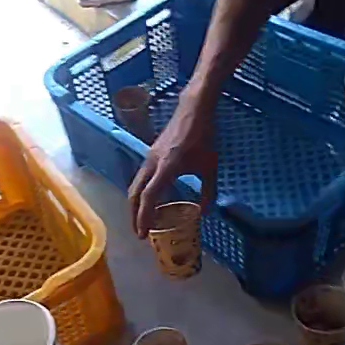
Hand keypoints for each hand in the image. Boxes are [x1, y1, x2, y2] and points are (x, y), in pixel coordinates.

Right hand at [127, 90, 219, 236]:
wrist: (194, 110)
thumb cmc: (203, 137)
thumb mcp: (210, 167)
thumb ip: (208, 191)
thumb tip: (205, 212)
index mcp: (167, 168)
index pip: (149, 197)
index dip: (144, 217)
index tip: (143, 234)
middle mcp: (152, 163)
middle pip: (135, 194)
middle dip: (134, 215)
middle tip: (139, 233)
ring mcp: (148, 158)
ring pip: (135, 185)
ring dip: (135, 204)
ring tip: (142, 220)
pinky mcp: (150, 154)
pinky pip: (140, 178)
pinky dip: (140, 193)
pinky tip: (149, 200)